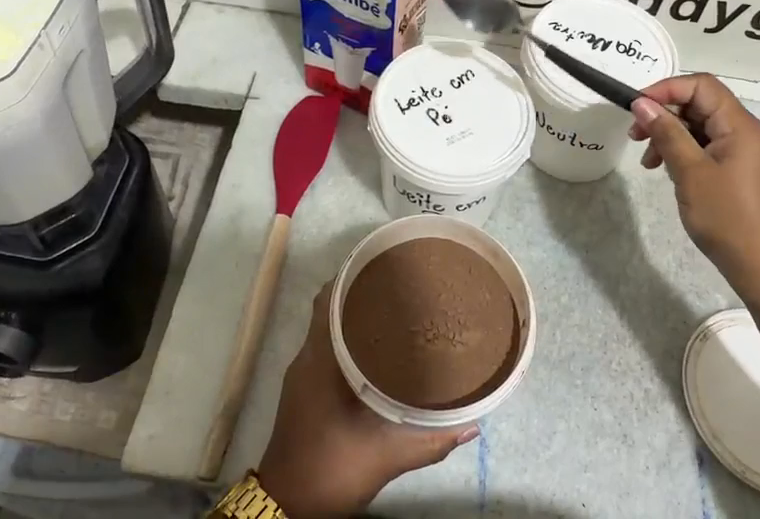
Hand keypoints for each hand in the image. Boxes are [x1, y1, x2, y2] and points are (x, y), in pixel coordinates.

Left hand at [256, 283, 475, 517]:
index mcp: (319, 359)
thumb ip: (430, 440)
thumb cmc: (330, 468)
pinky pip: (325, 347)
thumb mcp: (385, 456)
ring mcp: (302, 373)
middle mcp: (307, 357)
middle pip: (330, 307)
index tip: (386, 265)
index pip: (329, 298)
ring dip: (354, 316)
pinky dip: (348, 339)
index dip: (352, 275)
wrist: (287, 503)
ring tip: (397, 311)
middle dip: (361, 292)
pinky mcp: (304, 389)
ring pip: (327, 328)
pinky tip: (378, 351)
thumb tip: (473, 424)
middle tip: (403, 286)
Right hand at [630, 73, 759, 295]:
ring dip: (670, 135)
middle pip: (700, 104)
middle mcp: (746, 132)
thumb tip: (641, 103)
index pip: (701, 86)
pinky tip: (666, 170)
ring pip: (700, 126)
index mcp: (740, 126)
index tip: (636, 108)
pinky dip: (683, 152)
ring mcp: (744, 152)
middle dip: (664, 114)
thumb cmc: (726, 217)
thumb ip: (666, 133)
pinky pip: (707, 147)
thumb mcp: (690, 172)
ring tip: (648, 160)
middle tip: (635, 136)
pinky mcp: (739, 170)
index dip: (666, 89)